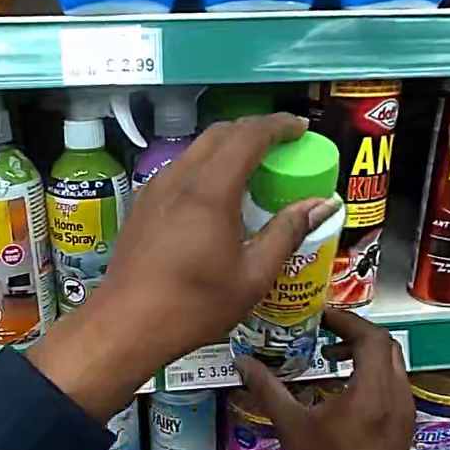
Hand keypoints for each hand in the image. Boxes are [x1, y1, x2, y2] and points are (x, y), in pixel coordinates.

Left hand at [28, 114, 338, 421]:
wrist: (126, 325)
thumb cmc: (194, 305)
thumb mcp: (252, 276)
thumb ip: (287, 233)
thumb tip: (322, 205)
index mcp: (210, 191)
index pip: (248, 136)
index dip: (278, 125)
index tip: (300, 128)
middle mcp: (179, 179)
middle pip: (220, 133)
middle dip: (255, 131)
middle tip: (283, 146)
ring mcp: (155, 188)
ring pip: (197, 149)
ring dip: (229, 148)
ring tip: (254, 170)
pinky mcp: (143, 202)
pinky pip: (181, 168)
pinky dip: (207, 166)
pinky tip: (218, 195)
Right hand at [235, 309, 415, 449]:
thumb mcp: (292, 429)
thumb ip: (268, 390)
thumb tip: (241, 362)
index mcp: (371, 392)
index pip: (370, 337)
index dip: (346, 321)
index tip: (319, 317)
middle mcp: (396, 394)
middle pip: (385, 343)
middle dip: (355, 331)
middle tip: (323, 329)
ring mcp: (405, 408)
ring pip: (392, 360)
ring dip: (365, 349)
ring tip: (330, 353)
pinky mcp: (405, 421)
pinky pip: (393, 379)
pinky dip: (372, 369)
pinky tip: (344, 384)